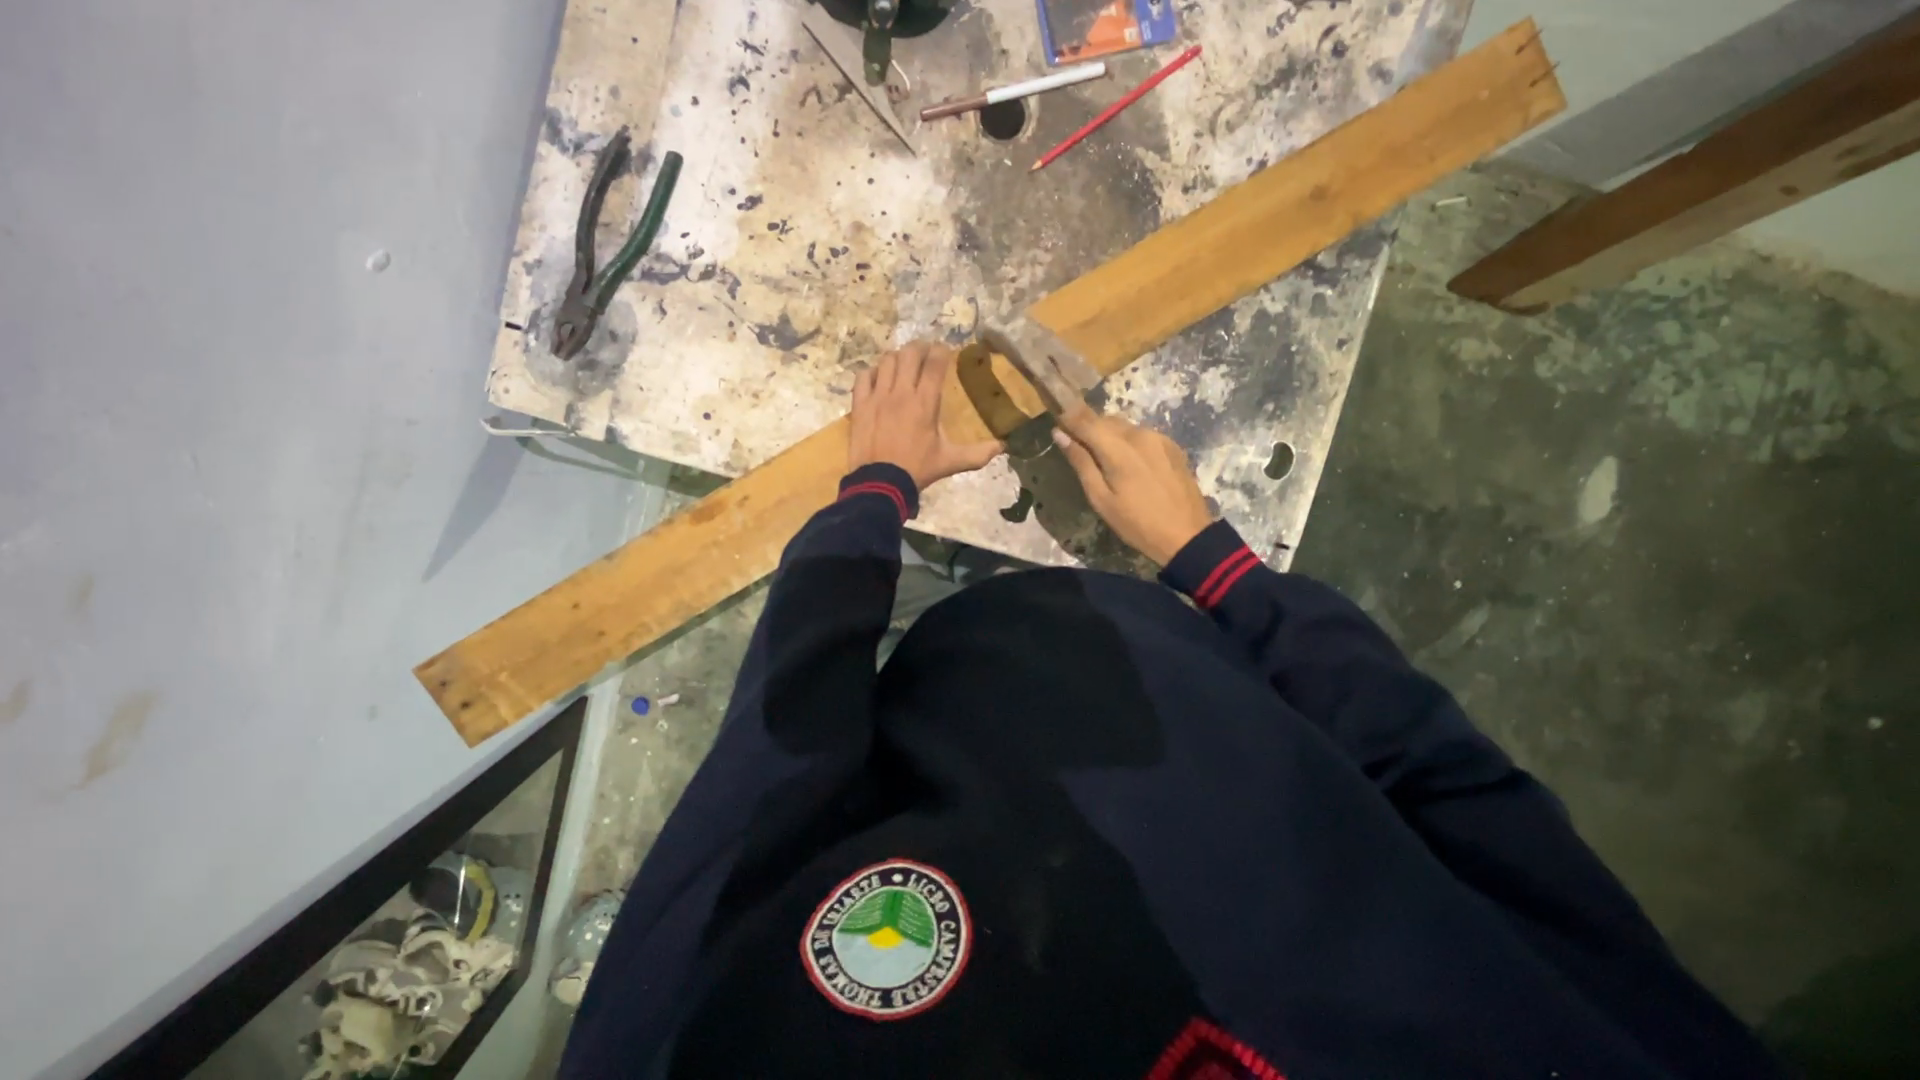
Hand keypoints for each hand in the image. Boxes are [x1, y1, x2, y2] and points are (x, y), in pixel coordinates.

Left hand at [849, 342, 1003, 489]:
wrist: (880, 483)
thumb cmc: (917, 470)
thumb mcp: (950, 461)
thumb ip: (978, 453)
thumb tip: (1003, 447)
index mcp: (925, 402)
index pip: (934, 363)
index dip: (941, 351)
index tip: (945, 350)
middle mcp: (901, 393)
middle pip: (909, 354)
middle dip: (920, 348)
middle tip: (925, 353)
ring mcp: (877, 396)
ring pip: (887, 361)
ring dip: (897, 358)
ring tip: (903, 364)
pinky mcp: (859, 405)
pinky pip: (863, 376)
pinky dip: (872, 372)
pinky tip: (878, 378)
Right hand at [1053, 405, 1213, 565]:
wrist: (1187, 535)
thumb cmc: (1137, 524)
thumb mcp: (1102, 499)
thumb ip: (1081, 463)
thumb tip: (1060, 435)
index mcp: (1118, 448)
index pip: (1085, 420)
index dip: (1068, 417)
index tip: (1057, 422)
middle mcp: (1139, 434)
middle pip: (1105, 420)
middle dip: (1088, 427)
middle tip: (1077, 445)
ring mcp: (1158, 438)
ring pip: (1124, 426)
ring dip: (1109, 434)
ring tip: (1104, 457)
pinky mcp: (1172, 445)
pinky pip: (1142, 435)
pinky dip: (1129, 441)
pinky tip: (1130, 463)